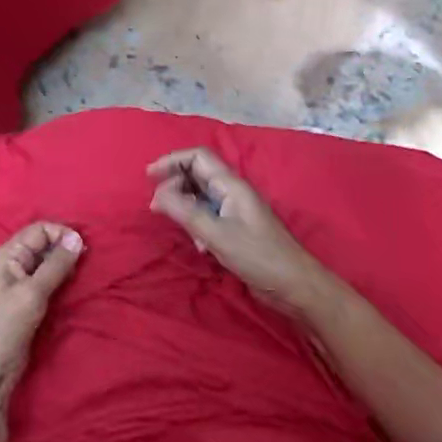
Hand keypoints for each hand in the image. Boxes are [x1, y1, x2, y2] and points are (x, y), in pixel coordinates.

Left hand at [0, 222, 81, 408]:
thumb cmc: (3, 328)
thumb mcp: (32, 293)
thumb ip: (56, 265)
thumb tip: (77, 238)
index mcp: (5, 256)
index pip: (38, 230)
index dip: (62, 234)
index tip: (84, 248)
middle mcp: (11, 266)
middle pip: (43, 244)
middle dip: (65, 248)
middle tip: (88, 261)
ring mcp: (18, 285)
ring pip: (47, 264)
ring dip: (65, 266)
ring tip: (84, 272)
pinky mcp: (27, 304)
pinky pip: (47, 283)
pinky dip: (62, 281)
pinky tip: (74, 286)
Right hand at [148, 148, 338, 318]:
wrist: (293, 284)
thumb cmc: (258, 256)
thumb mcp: (216, 234)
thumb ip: (185, 212)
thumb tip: (158, 194)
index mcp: (232, 185)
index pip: (198, 157)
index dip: (171, 161)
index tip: (148, 177)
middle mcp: (233, 192)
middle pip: (198, 174)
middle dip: (175, 185)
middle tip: (157, 207)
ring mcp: (236, 210)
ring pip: (202, 196)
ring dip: (185, 207)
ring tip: (178, 227)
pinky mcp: (236, 228)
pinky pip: (209, 216)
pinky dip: (197, 224)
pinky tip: (200, 246)